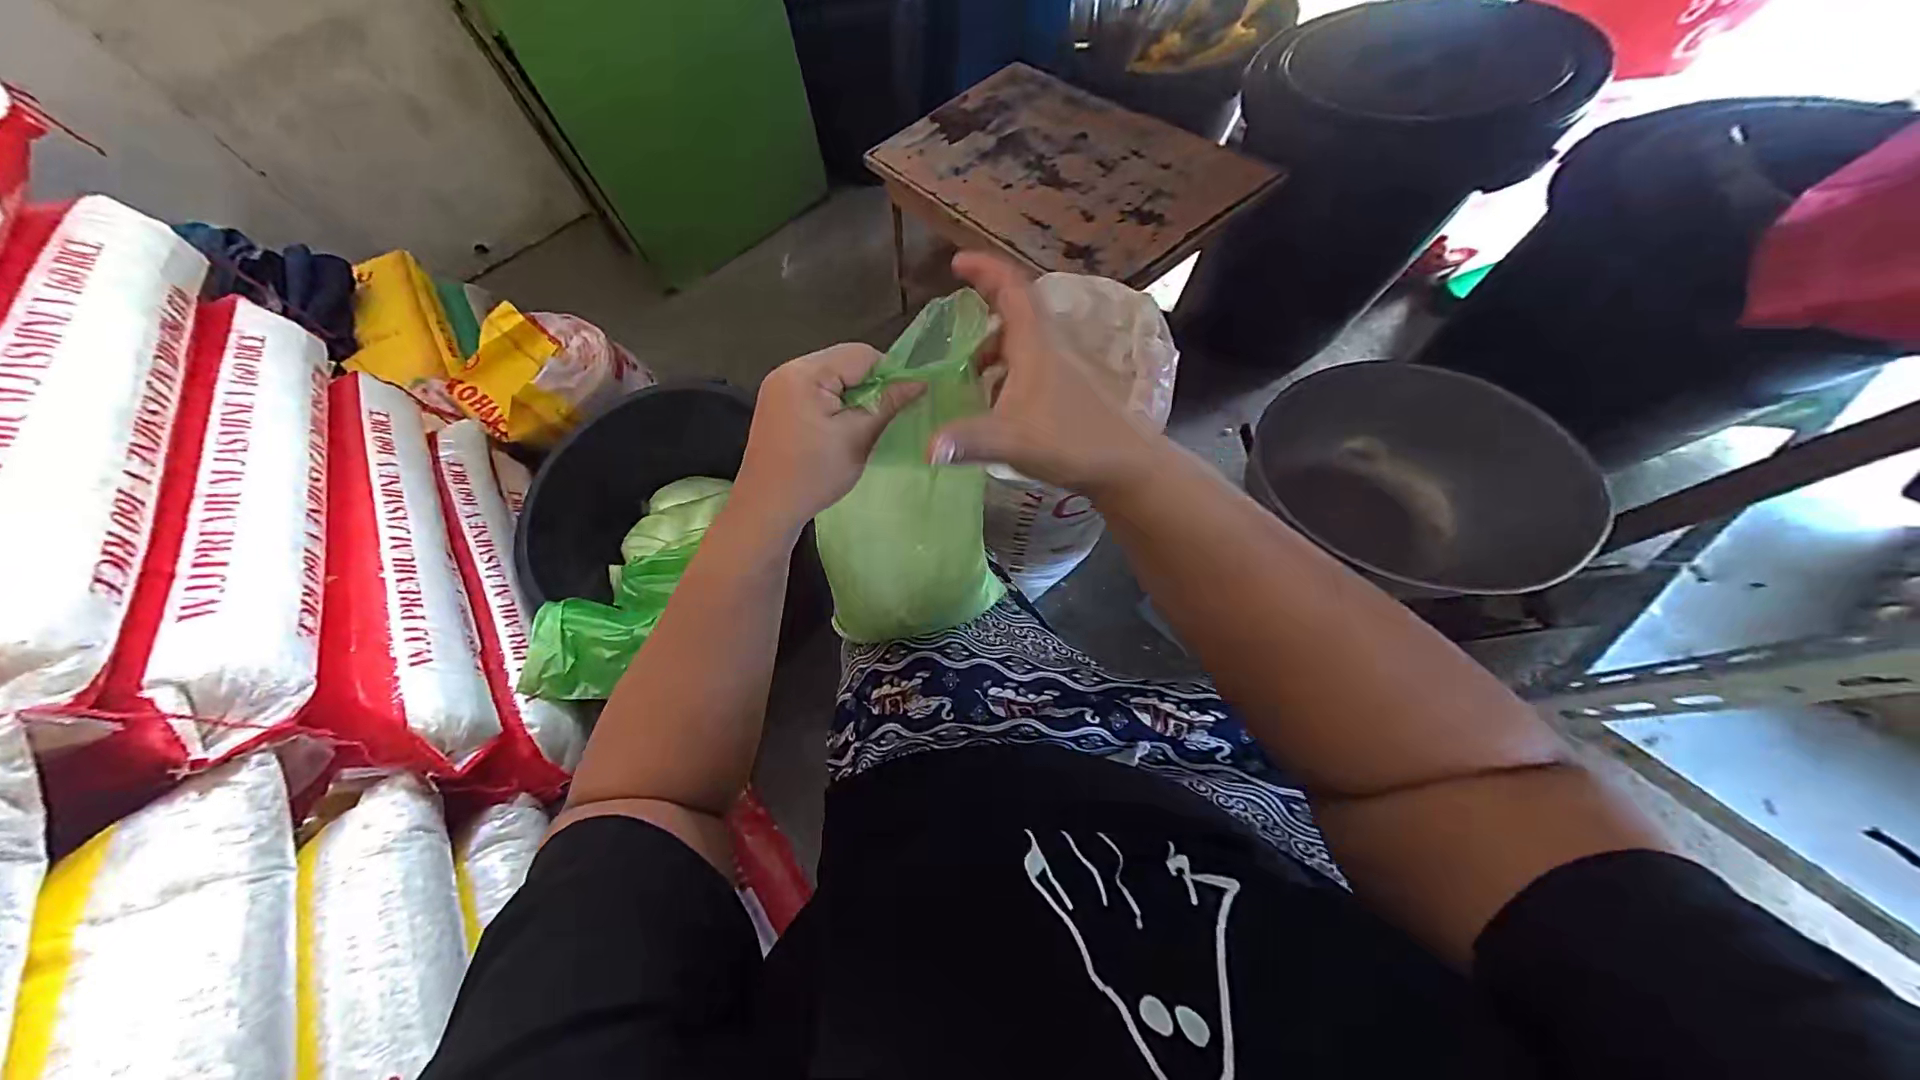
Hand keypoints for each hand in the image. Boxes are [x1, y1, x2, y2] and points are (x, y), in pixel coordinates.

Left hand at [734, 343, 922, 529]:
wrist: (767, 508)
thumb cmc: (813, 475)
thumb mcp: (857, 438)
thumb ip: (888, 403)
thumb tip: (919, 382)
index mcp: (805, 373)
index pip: (861, 354)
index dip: (888, 374)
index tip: (901, 403)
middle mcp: (788, 370)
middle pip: (845, 361)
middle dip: (869, 385)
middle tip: (880, 418)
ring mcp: (779, 386)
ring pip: (833, 377)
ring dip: (853, 396)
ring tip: (860, 426)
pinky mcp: (778, 403)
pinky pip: (817, 390)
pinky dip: (836, 403)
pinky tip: (840, 429)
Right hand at [931, 252, 1165, 494]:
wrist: (1126, 466)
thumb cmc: (1073, 443)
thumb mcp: (1013, 441)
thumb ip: (970, 440)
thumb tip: (929, 447)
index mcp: (1035, 347)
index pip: (1012, 290)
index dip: (986, 269)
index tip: (958, 261)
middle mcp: (1048, 351)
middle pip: (1015, 314)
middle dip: (983, 312)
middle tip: (954, 328)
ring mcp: (1060, 372)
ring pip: (1020, 344)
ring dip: (992, 349)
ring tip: (968, 373)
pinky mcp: (1065, 393)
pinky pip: (1027, 368)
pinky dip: (1005, 374)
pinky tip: (994, 403)